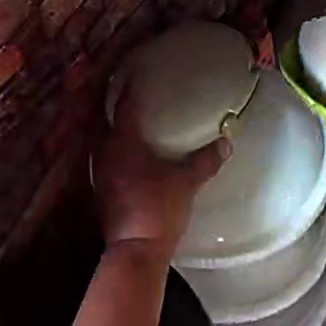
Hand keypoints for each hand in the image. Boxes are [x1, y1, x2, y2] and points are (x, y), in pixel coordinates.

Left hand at [94, 86, 231, 255]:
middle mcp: (104, 151)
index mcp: (122, 141)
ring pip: (103, 140)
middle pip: (107, 120)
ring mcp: (99, 170)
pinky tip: (128, 155)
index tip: (134, 75)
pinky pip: (105, 158)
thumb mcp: (186, 182)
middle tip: (129, 95)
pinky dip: (114, 149)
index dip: (129, 89)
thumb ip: (205, 161)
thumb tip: (226, 142)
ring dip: (114, 129)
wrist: (135, 249)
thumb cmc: (158, 208)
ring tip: (130, 122)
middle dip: (116, 107)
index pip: (123, 106)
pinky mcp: (100, 188)